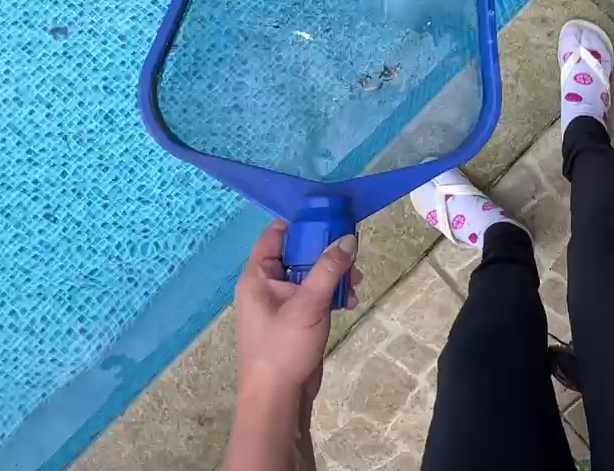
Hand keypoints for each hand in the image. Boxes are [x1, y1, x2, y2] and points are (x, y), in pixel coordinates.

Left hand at [234, 220, 361, 401]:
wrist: (279, 400)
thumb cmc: (283, 348)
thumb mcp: (309, 304)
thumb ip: (329, 268)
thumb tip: (349, 239)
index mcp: (258, 276)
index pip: (276, 234)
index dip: (301, 221)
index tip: (331, 213)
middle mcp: (268, 284)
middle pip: (300, 251)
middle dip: (328, 250)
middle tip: (352, 250)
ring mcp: (283, 301)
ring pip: (313, 271)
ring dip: (336, 273)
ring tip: (356, 281)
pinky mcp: (298, 316)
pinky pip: (317, 291)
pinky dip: (334, 292)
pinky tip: (350, 301)